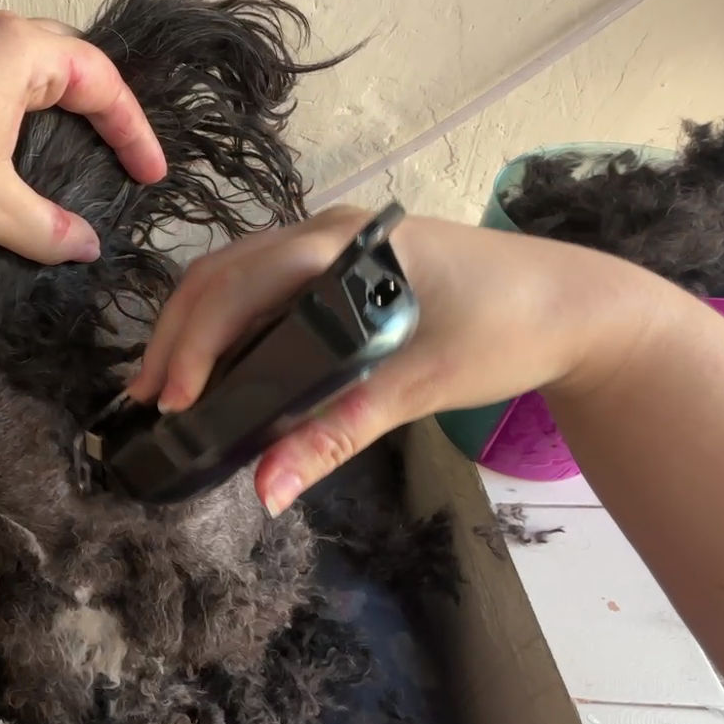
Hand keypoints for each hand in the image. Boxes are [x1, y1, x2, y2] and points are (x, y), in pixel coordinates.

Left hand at [0, 11, 165, 264]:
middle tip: (113, 152)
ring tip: (63, 147)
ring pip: (16, 66)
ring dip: (48, 105)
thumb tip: (87, 248)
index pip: (100, 81)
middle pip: (62, 61)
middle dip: (96, 109)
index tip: (150, 175)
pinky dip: (3, 107)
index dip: (133, 132)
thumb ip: (46, 228)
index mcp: (15, 49)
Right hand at [125, 207, 679, 513]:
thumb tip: (264, 492)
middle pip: (218, 273)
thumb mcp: (415, 386)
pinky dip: (222, 322)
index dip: (194, 342)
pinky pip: (255, 284)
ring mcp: (325, 242)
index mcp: (339, 246)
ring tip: (165, 380)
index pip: (238, 285)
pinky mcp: (331, 263)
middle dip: (175, 334)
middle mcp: (321, 231)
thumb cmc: (504, 333)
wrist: (577, 304)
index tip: (169, 401)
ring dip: (191, 325)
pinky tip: (212, 358)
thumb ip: (334, 435)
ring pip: (230, 274)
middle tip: (146, 397)